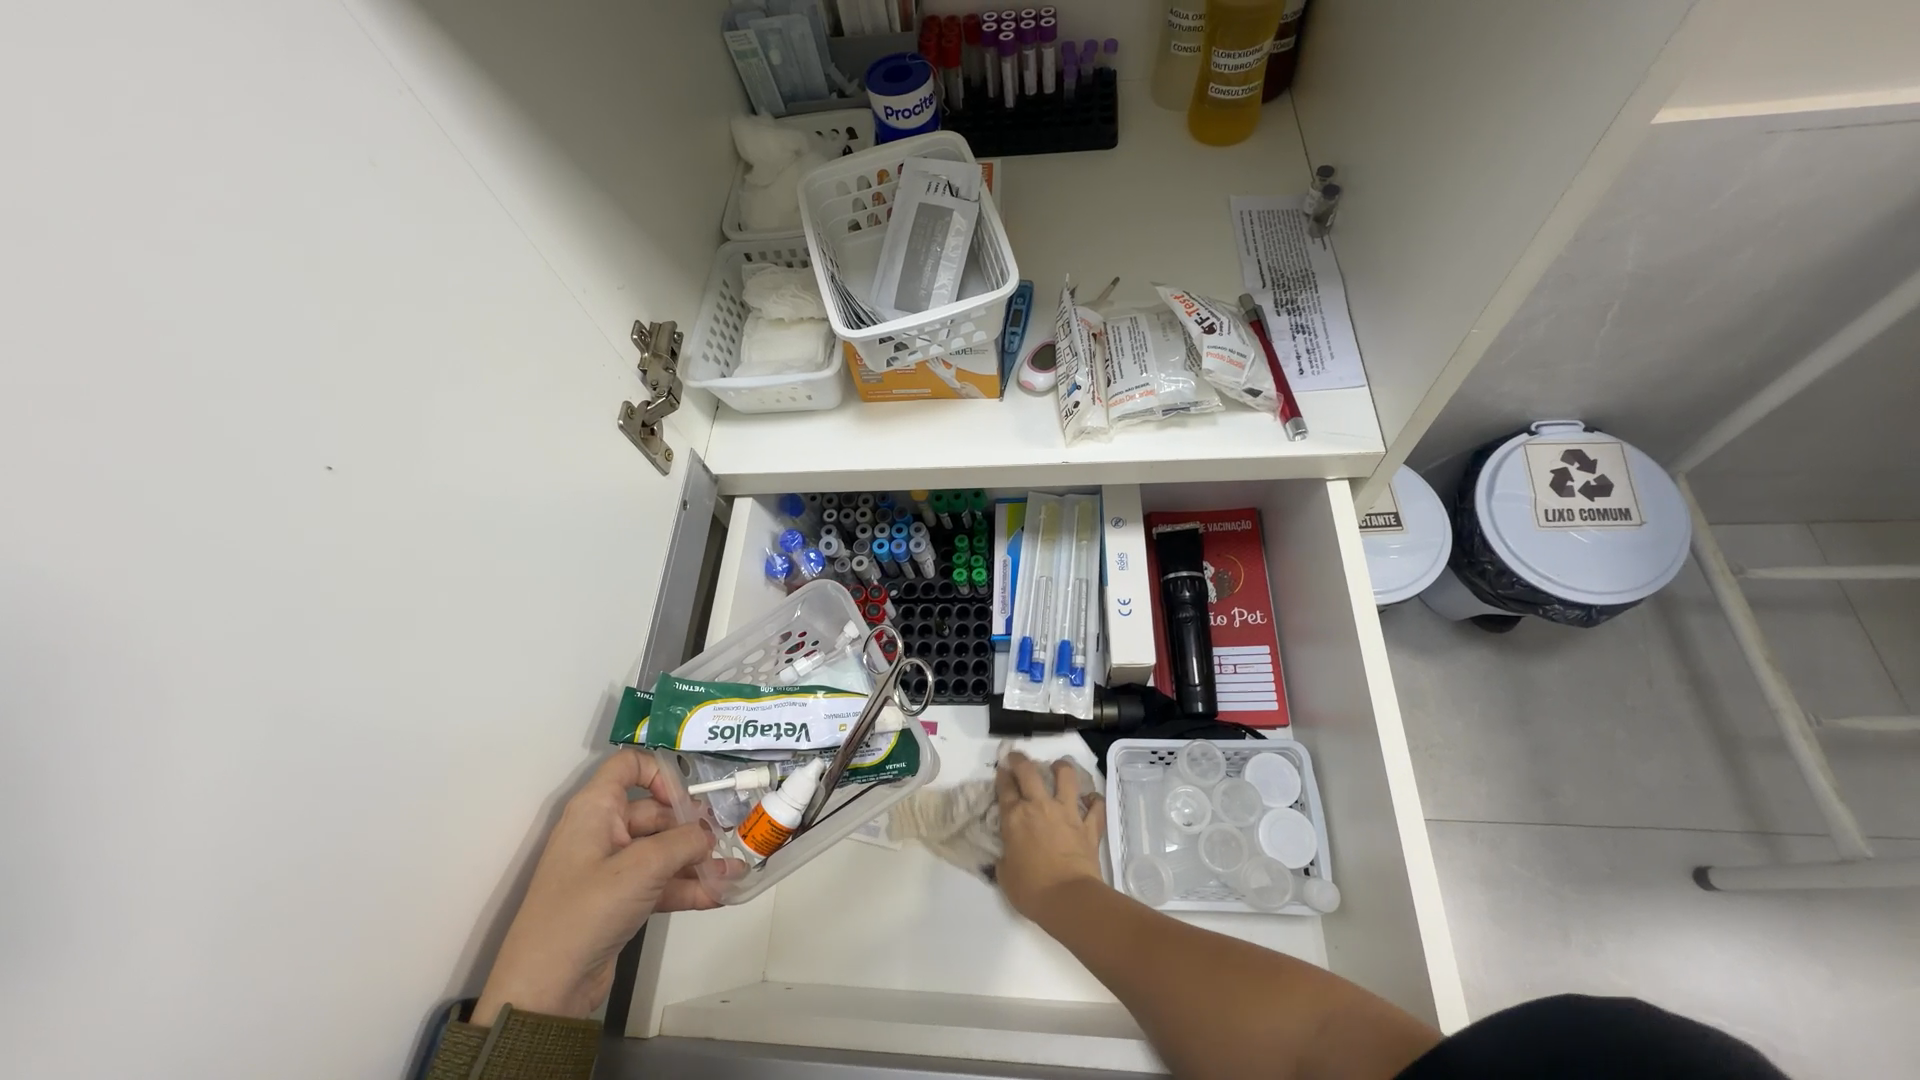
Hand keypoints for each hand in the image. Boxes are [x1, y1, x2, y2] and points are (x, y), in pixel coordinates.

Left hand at [473, 748, 745, 1020]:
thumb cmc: (587, 910)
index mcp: (595, 810)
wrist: (547, 987)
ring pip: (662, 851)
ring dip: (697, 860)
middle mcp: (602, 832)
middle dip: (692, 826)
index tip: (687, 798)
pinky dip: (686, 886)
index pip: (627, 766)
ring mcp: (610, 868)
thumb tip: (707, 836)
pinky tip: (718, 895)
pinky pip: (660, 882)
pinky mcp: (619, 900)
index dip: (659, 773)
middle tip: (727, 839)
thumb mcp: (642, 868)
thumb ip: (684, 843)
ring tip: (735, 872)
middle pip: (655, 812)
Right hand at [993, 752, 1106, 921]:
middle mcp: (1040, 807)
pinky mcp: (1089, 826)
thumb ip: (1005, 857)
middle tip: (1018, 758)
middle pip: (1029, 772)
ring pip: (1066, 777)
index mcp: (1014, 818)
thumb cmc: (1031, 890)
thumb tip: (1008, 854)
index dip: (1002, 775)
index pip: (1004, 787)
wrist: (1069, 899)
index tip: (1001, 770)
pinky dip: (1095, 800)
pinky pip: (1096, 806)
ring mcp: (1067, 813)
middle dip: (1021, 760)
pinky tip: (1092, 798)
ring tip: (1058, 766)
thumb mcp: (1005, 875)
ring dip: (1061, 767)